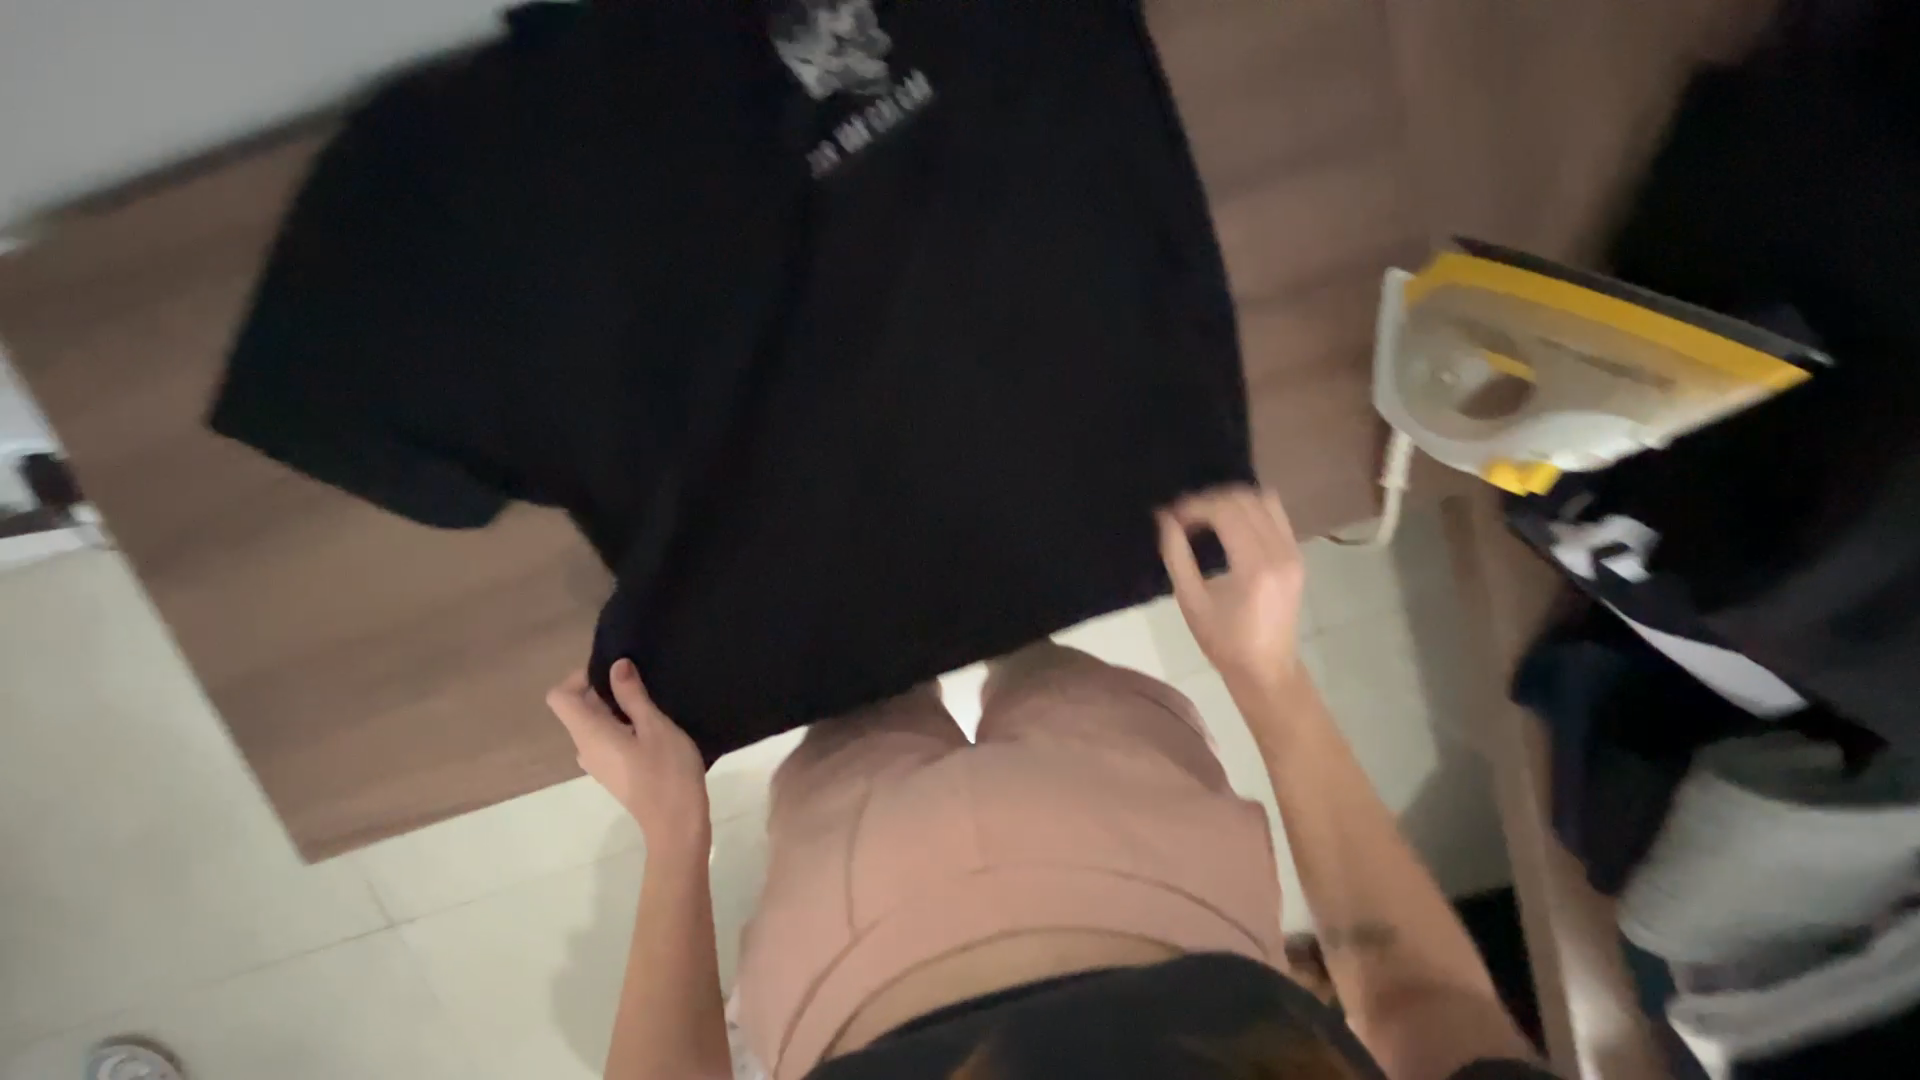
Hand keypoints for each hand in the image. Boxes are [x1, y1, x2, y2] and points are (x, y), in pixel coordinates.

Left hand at [547, 660, 710, 852]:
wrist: (676, 822)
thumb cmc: (667, 770)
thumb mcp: (655, 726)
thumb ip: (633, 696)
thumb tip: (616, 666)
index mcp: (589, 734)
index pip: (560, 696)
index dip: (580, 677)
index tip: (614, 672)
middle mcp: (585, 748)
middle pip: (578, 709)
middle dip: (604, 689)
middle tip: (642, 682)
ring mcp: (598, 763)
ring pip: (595, 724)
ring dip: (617, 708)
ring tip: (652, 704)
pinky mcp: (613, 772)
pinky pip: (607, 739)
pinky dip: (623, 726)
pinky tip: (654, 729)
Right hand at [1157, 485, 1308, 694]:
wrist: (1266, 669)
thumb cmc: (1223, 641)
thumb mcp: (1190, 600)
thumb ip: (1176, 555)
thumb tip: (1165, 519)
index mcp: (1255, 567)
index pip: (1225, 512)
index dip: (1194, 507)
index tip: (1171, 518)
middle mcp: (1280, 552)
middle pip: (1245, 499)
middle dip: (1210, 501)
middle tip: (1184, 518)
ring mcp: (1293, 553)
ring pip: (1264, 500)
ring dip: (1232, 501)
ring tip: (1206, 517)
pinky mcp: (1296, 556)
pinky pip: (1275, 515)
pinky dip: (1249, 511)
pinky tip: (1229, 526)